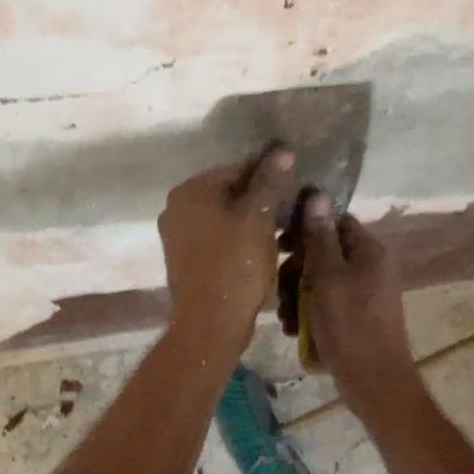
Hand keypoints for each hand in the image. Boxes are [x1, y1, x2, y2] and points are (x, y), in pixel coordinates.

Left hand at [158, 149, 297, 344]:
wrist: (210, 323)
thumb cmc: (236, 266)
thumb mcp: (259, 219)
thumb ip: (271, 182)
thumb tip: (283, 150)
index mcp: (191, 190)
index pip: (239, 168)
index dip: (271, 177)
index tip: (296, 193)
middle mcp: (177, 207)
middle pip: (230, 192)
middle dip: (262, 201)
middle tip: (294, 215)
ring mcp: (178, 235)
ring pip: (225, 217)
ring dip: (253, 222)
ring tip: (284, 235)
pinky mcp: (185, 259)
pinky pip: (217, 238)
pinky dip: (239, 240)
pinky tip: (264, 252)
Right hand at [298, 195, 420, 417]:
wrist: (375, 383)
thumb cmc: (350, 325)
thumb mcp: (328, 277)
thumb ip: (319, 236)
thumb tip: (317, 194)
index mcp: (368, 251)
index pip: (334, 220)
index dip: (305, 227)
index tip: (279, 243)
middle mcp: (369, 267)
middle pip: (323, 252)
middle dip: (296, 271)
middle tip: (280, 290)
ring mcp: (363, 294)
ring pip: (320, 280)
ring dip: (298, 296)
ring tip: (287, 320)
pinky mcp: (356, 317)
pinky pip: (326, 304)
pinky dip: (310, 314)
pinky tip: (296, 331)